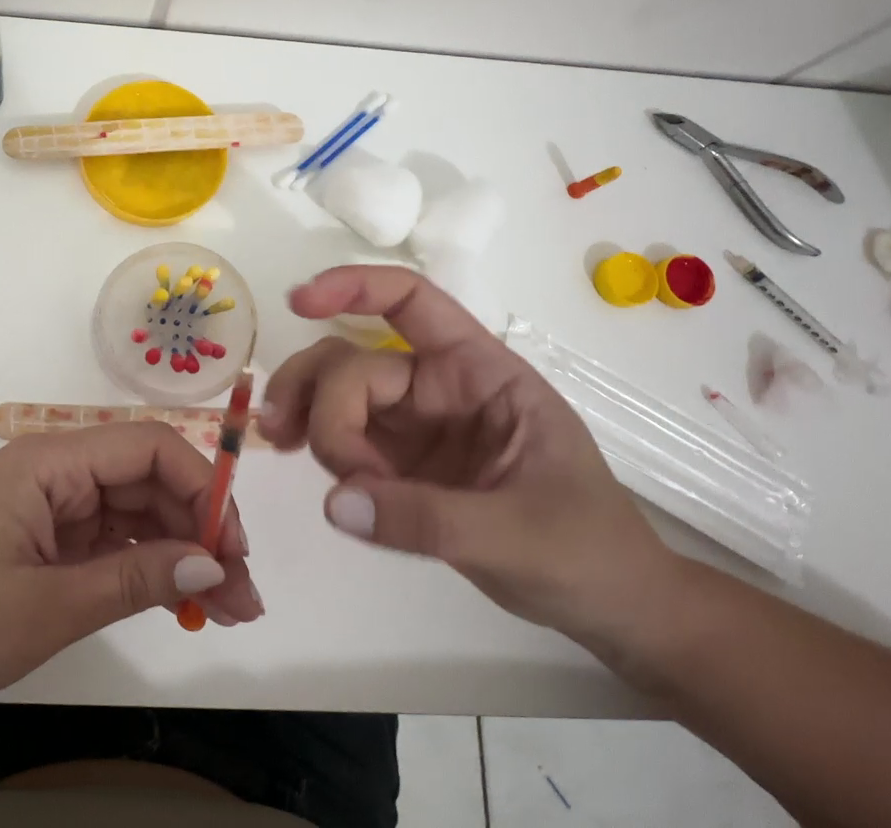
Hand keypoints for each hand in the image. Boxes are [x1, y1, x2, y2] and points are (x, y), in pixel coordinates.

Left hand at [0, 423, 260, 702]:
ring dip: (182, 556)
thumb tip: (216, 564)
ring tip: (231, 608)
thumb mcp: (48, 606)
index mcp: (49, 463)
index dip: (204, 490)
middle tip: (246, 597)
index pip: (149, 449)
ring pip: (135, 515)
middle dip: (202, 533)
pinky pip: (109, 542)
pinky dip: (146, 571)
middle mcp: (54, 472)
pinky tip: (183, 601)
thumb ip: (136, 581)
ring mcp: (50, 506)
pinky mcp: (44, 538)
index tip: (237, 550)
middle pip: (148, 482)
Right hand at [259, 265, 670, 635]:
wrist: (605, 603)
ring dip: (304, 414)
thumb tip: (335, 501)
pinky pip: (341, 440)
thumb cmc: (587, 550)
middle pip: (354, 361)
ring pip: (335, 394)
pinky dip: (314, 446)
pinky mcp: (396, 466)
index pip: (413, 303)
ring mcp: (414, 427)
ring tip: (286, 451)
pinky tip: (304, 465)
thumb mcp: (521, 536)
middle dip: (324, 401)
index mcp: (482, 374)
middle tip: (314, 456)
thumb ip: (428, 520)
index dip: (357, 287)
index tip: (300, 303)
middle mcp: (440, 388)